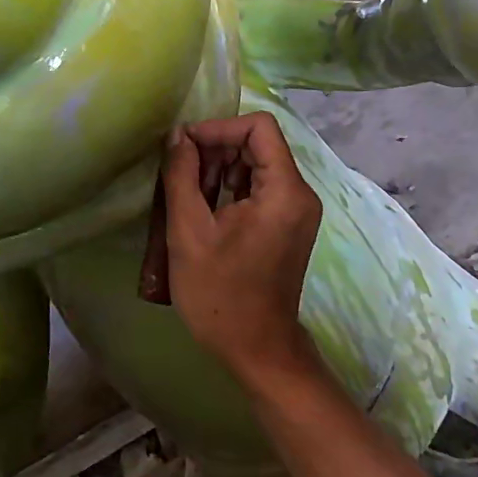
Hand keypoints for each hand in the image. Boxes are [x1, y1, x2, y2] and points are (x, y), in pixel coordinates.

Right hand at [159, 111, 324, 388]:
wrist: (257, 349)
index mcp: (286, 190)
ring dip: (220, 170)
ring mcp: (298, 209)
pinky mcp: (289, 223)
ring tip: (186, 194)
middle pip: (258, 144)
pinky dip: (232, 189)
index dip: (219, 128)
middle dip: (216, 151)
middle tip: (179, 175)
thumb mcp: (189, 232)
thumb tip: (177, 135)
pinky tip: (202, 208)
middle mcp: (300, 192)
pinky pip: (261, 188)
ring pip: (257, 165)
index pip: (258, 127)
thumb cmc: (221, 294)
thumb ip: (181, 175)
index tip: (184, 147)